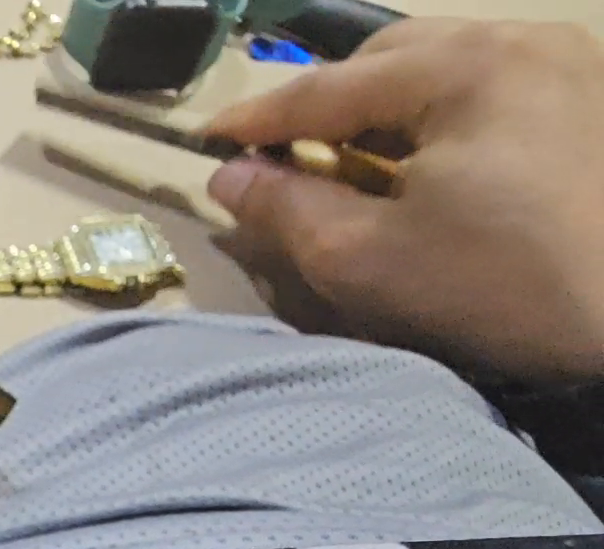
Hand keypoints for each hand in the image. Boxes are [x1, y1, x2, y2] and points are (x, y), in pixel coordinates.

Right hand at [204, 19, 603, 383]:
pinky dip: (418, 116)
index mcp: (464, 73)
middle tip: (272, 156)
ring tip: (331, 161)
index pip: (326, 87)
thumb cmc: (484, 285)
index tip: (201, 141)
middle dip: (318, 102)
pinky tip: (399, 162)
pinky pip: (476, 87)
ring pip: (433, 67)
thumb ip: (280, 205)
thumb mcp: (353, 253)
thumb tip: (226, 175)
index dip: (253, 118)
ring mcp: (567, 67)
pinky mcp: (585, 101)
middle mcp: (522, 46)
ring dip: (368, 109)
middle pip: (386, 57)